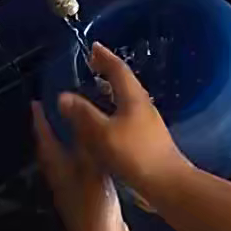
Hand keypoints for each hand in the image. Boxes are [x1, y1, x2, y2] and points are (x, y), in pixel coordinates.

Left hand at [32, 100, 127, 230]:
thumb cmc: (94, 204)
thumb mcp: (91, 165)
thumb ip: (84, 138)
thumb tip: (73, 110)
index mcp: (59, 168)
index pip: (45, 139)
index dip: (40, 121)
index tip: (35, 103)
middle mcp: (61, 177)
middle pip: (49, 150)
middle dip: (48, 130)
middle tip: (50, 112)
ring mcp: (71, 188)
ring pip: (62, 159)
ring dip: (63, 142)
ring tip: (72, 126)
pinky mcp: (85, 196)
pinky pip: (77, 168)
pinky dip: (79, 154)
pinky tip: (93, 152)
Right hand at [57, 43, 192, 197]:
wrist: (167, 183)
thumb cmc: (135, 155)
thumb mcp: (103, 134)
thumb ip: (83, 114)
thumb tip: (63, 95)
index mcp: (133, 97)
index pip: (118, 69)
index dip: (105, 57)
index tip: (93, 47)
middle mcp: (142, 104)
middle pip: (124, 80)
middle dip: (108, 69)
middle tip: (92, 63)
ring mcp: (147, 120)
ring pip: (126, 97)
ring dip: (111, 88)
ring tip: (96, 87)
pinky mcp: (147, 136)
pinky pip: (127, 112)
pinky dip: (114, 106)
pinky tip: (106, 119)